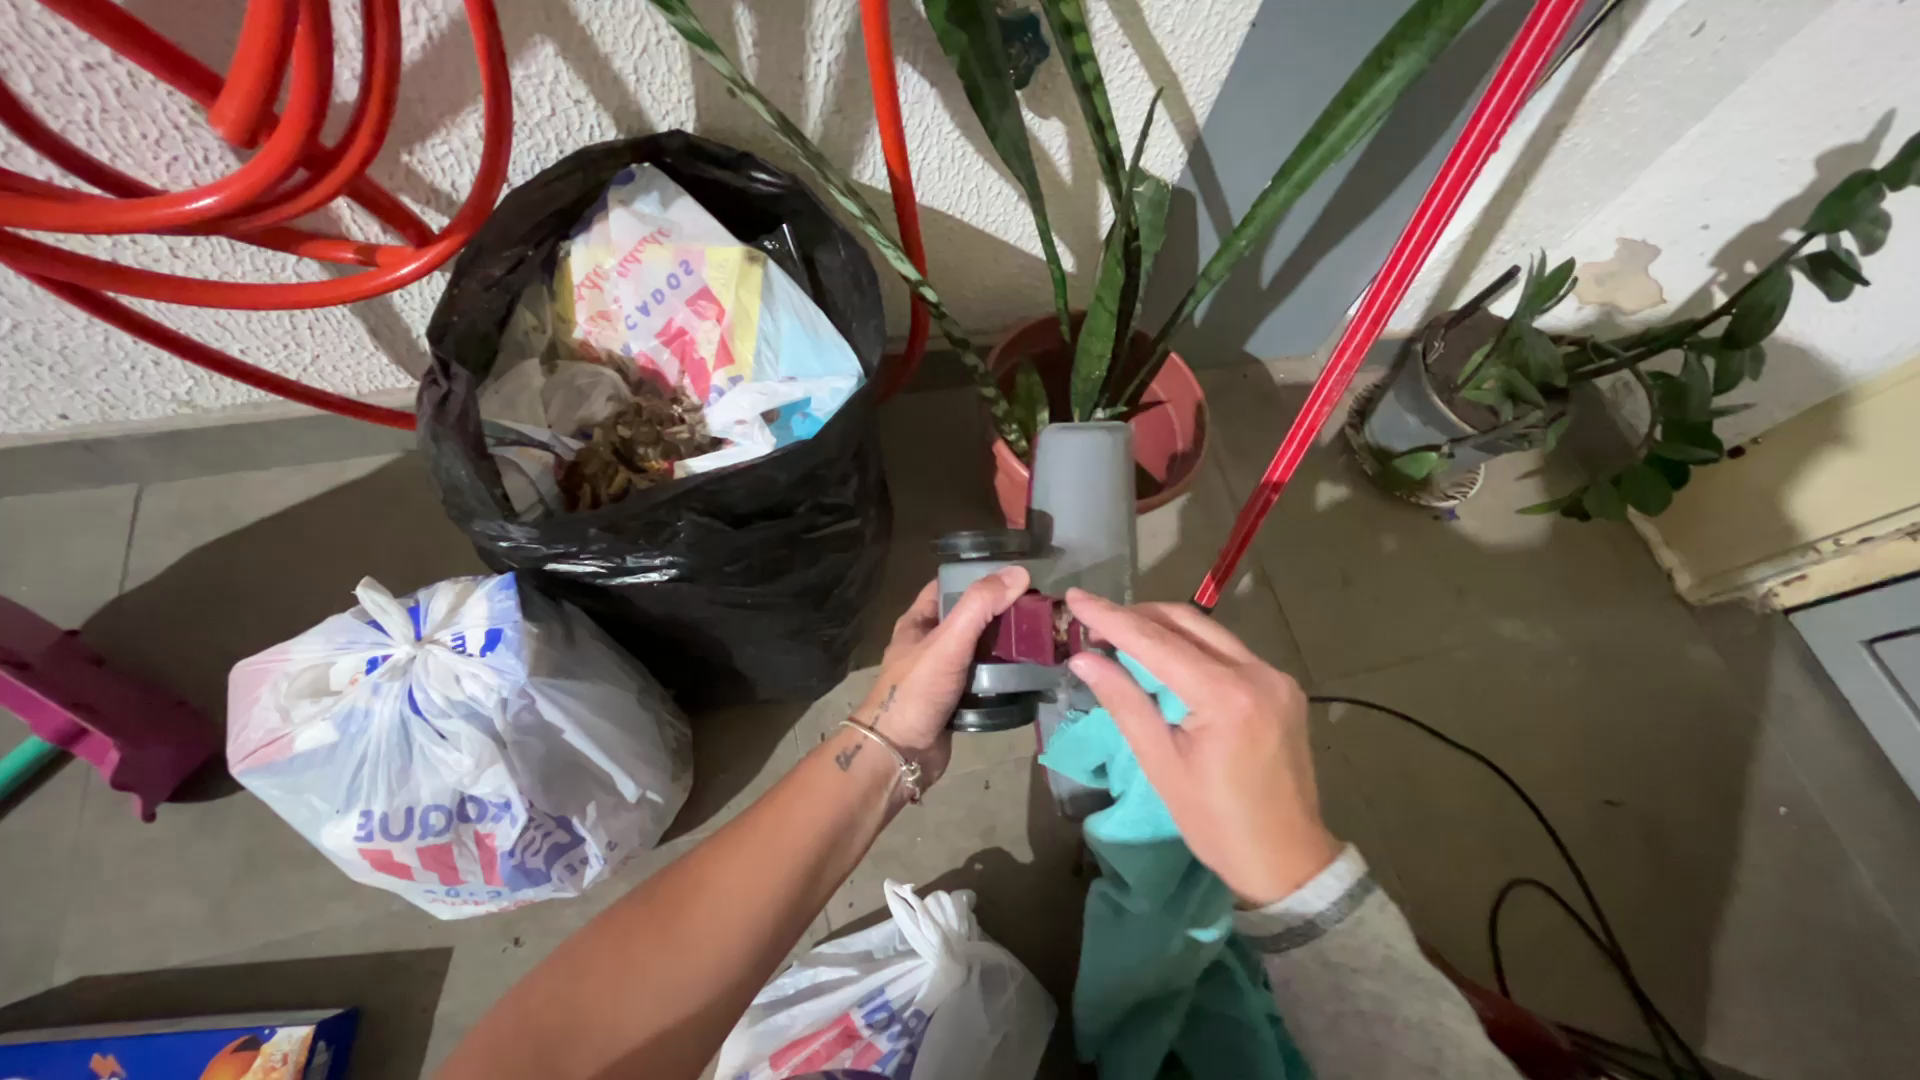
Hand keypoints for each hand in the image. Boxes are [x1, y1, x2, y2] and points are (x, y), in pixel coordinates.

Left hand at [852, 566, 1031, 790]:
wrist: (899, 755)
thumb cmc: (916, 691)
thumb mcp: (947, 641)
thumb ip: (980, 606)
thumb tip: (1019, 573)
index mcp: (918, 622)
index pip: (950, 586)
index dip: (979, 578)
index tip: (1016, 578)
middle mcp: (930, 644)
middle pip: (970, 619)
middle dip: (1001, 613)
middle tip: (1039, 610)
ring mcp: (944, 674)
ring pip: (981, 651)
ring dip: (1006, 646)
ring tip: (1042, 637)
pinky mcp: (957, 700)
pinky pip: (985, 680)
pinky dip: (1004, 676)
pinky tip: (1030, 671)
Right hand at [1064, 589, 1339, 907]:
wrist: (1287, 860)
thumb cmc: (1215, 822)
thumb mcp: (1161, 764)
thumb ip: (1124, 702)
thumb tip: (1083, 658)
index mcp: (1227, 696)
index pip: (1156, 642)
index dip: (1111, 617)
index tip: (1074, 597)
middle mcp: (1258, 674)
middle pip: (1186, 622)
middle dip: (1136, 615)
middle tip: (1093, 622)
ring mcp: (1276, 678)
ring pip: (1209, 632)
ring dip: (1163, 628)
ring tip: (1120, 637)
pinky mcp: (1283, 688)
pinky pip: (1228, 652)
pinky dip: (1191, 647)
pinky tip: (1165, 660)